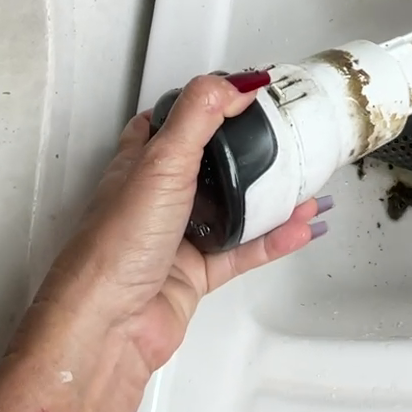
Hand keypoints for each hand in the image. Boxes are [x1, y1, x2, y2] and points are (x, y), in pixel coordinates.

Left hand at [0, 75, 324, 411]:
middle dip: (249, 151)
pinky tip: (298, 227)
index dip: (205, 102)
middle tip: (285, 137)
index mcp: (141, 162)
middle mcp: (158, 196)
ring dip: (272, 197)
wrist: (107, 330)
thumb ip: (201, 113)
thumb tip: (239, 81)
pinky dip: (274, 238)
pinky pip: (245, 249)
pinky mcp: (195, 273)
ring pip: (234, 207)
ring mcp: (178, 235)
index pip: (172, 120)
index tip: (245, 92)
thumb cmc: (113, 248)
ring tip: (305, 184)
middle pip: (211, 163)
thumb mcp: (161, 160)